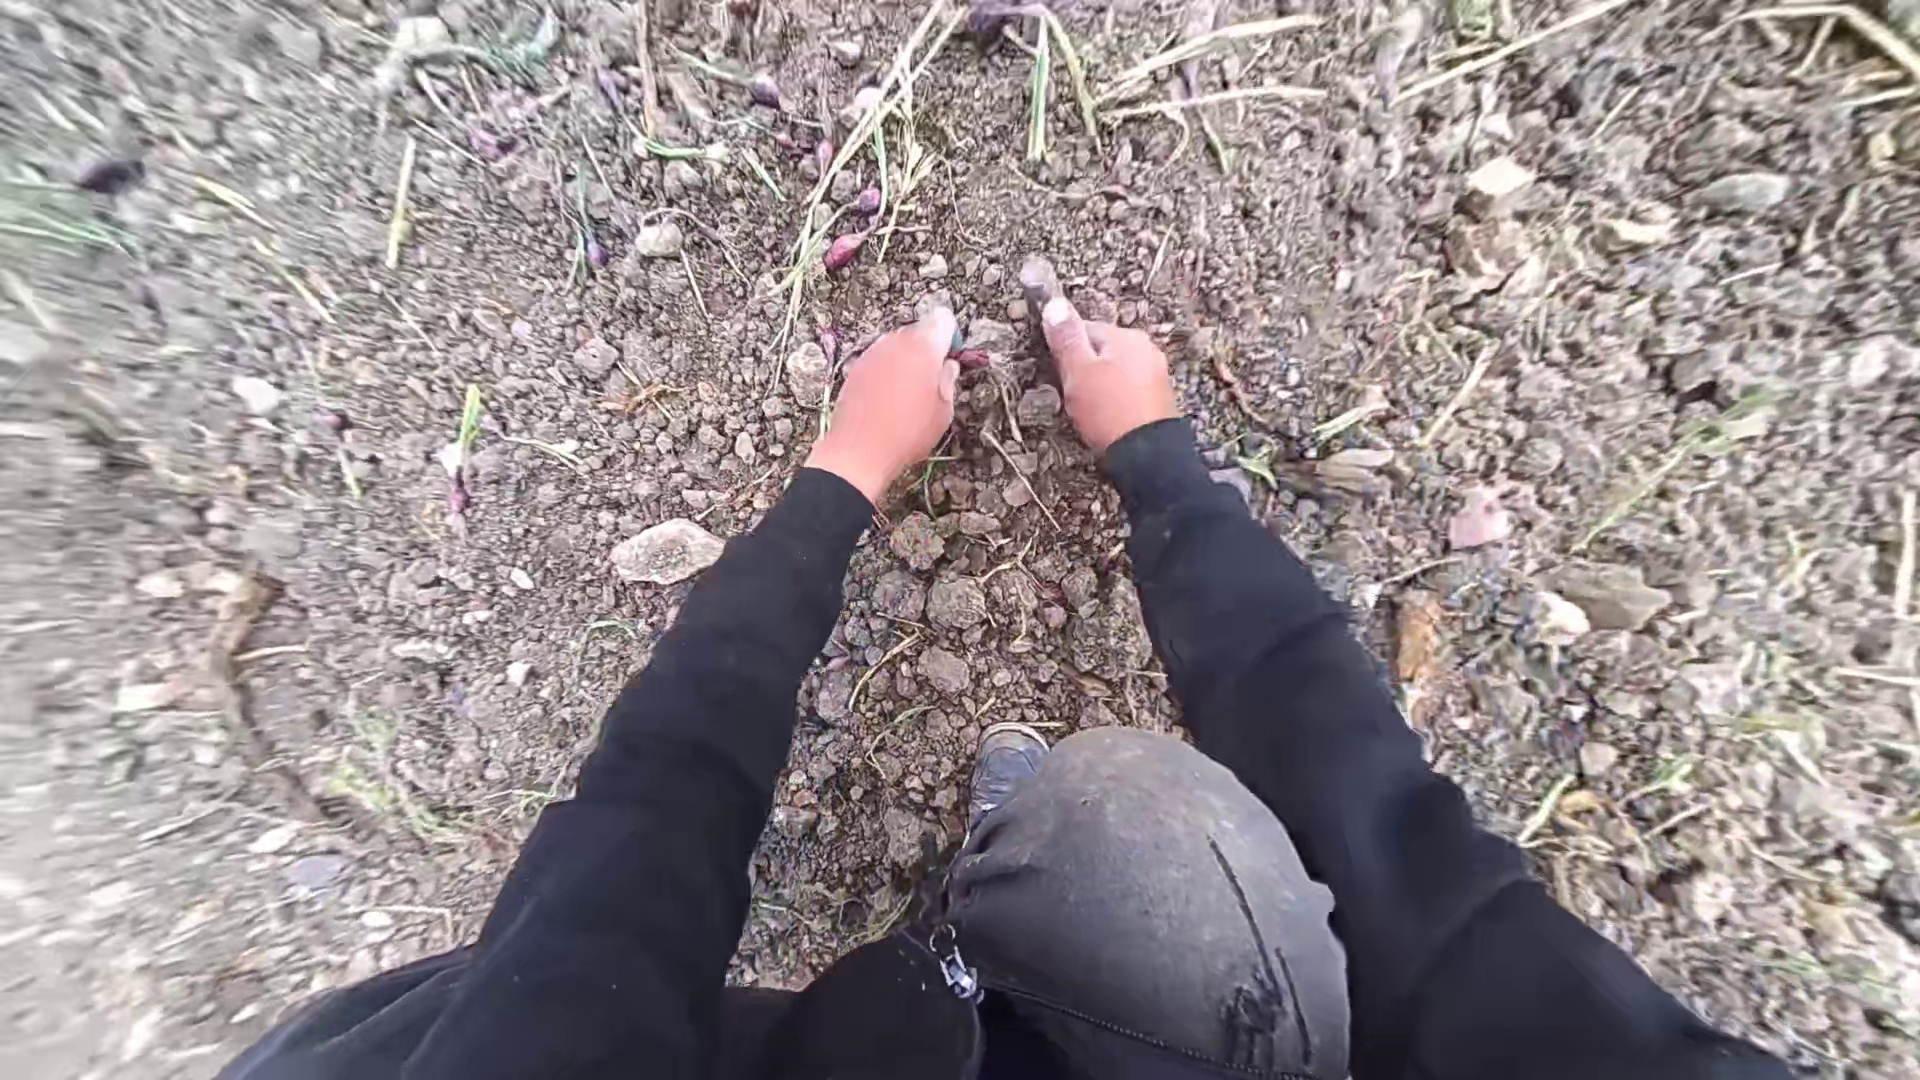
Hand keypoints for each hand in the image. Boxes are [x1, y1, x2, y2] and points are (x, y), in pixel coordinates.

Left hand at [805, 307, 959, 504]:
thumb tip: (947, 365)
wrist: (859, 452)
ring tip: (908, 394)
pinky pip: (879, 360)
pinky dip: (887, 372)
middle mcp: (896, 342)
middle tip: (931, 382)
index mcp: (924, 347)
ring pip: (896, 346)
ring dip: (905, 361)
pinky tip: (888, 399)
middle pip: (918, 332)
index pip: (943, 320)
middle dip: (927, 349)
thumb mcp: (943, 412)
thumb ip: (948, 380)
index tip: (949, 358)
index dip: (950, 337)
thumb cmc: (908, 434)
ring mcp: (872, 353)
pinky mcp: (855, 367)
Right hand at [1041, 296, 1179, 453]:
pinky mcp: (1158, 401)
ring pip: (1114, 373)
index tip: (1055, 372)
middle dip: (1082, 370)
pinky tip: (1105, 418)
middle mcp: (1146, 350)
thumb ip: (1066, 339)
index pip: (1085, 330)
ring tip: (1086, 411)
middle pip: (1101, 352)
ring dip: (1098, 387)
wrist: (1147, 456)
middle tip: (1069, 395)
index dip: (1064, 351)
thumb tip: (1054, 304)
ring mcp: (1155, 376)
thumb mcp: (1078, 372)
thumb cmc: (1109, 411)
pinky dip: (1113, 402)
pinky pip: (1127, 392)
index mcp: (1126, 337)